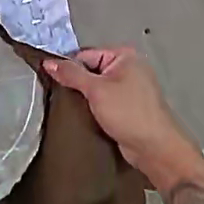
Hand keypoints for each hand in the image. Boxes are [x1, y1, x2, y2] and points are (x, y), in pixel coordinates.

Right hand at [43, 45, 203, 187]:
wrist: (155, 148)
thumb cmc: (128, 113)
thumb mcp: (96, 90)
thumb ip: (71, 74)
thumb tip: (48, 62)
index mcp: (124, 55)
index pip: (85, 55)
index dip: (68, 67)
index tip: (50, 80)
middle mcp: (128, 68)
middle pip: (90, 70)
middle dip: (75, 83)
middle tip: (56, 95)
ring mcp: (129, 88)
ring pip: (96, 88)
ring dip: (83, 97)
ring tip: (66, 106)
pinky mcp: (127, 107)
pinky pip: (103, 101)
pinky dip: (93, 107)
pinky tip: (80, 115)